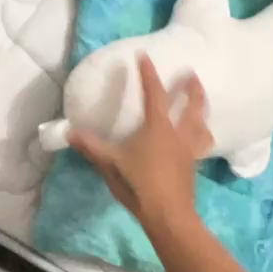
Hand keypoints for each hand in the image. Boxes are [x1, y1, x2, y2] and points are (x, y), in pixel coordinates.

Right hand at [69, 54, 211, 236]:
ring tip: (201, 102)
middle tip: (191, 74)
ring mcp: (189, 149)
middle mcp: (178, 134)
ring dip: (202, 109)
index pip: (154, 94)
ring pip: (202, 123)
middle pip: (192, 105)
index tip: (144, 57)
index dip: (148, 74)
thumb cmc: (139, 184)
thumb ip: (91, 146)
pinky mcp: (192, 164)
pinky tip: (198, 137)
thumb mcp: (110, 163)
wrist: (168, 214)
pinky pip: (202, 142)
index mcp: (158, 128)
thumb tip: (70, 132)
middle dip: (192, 88)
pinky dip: (202, 133)